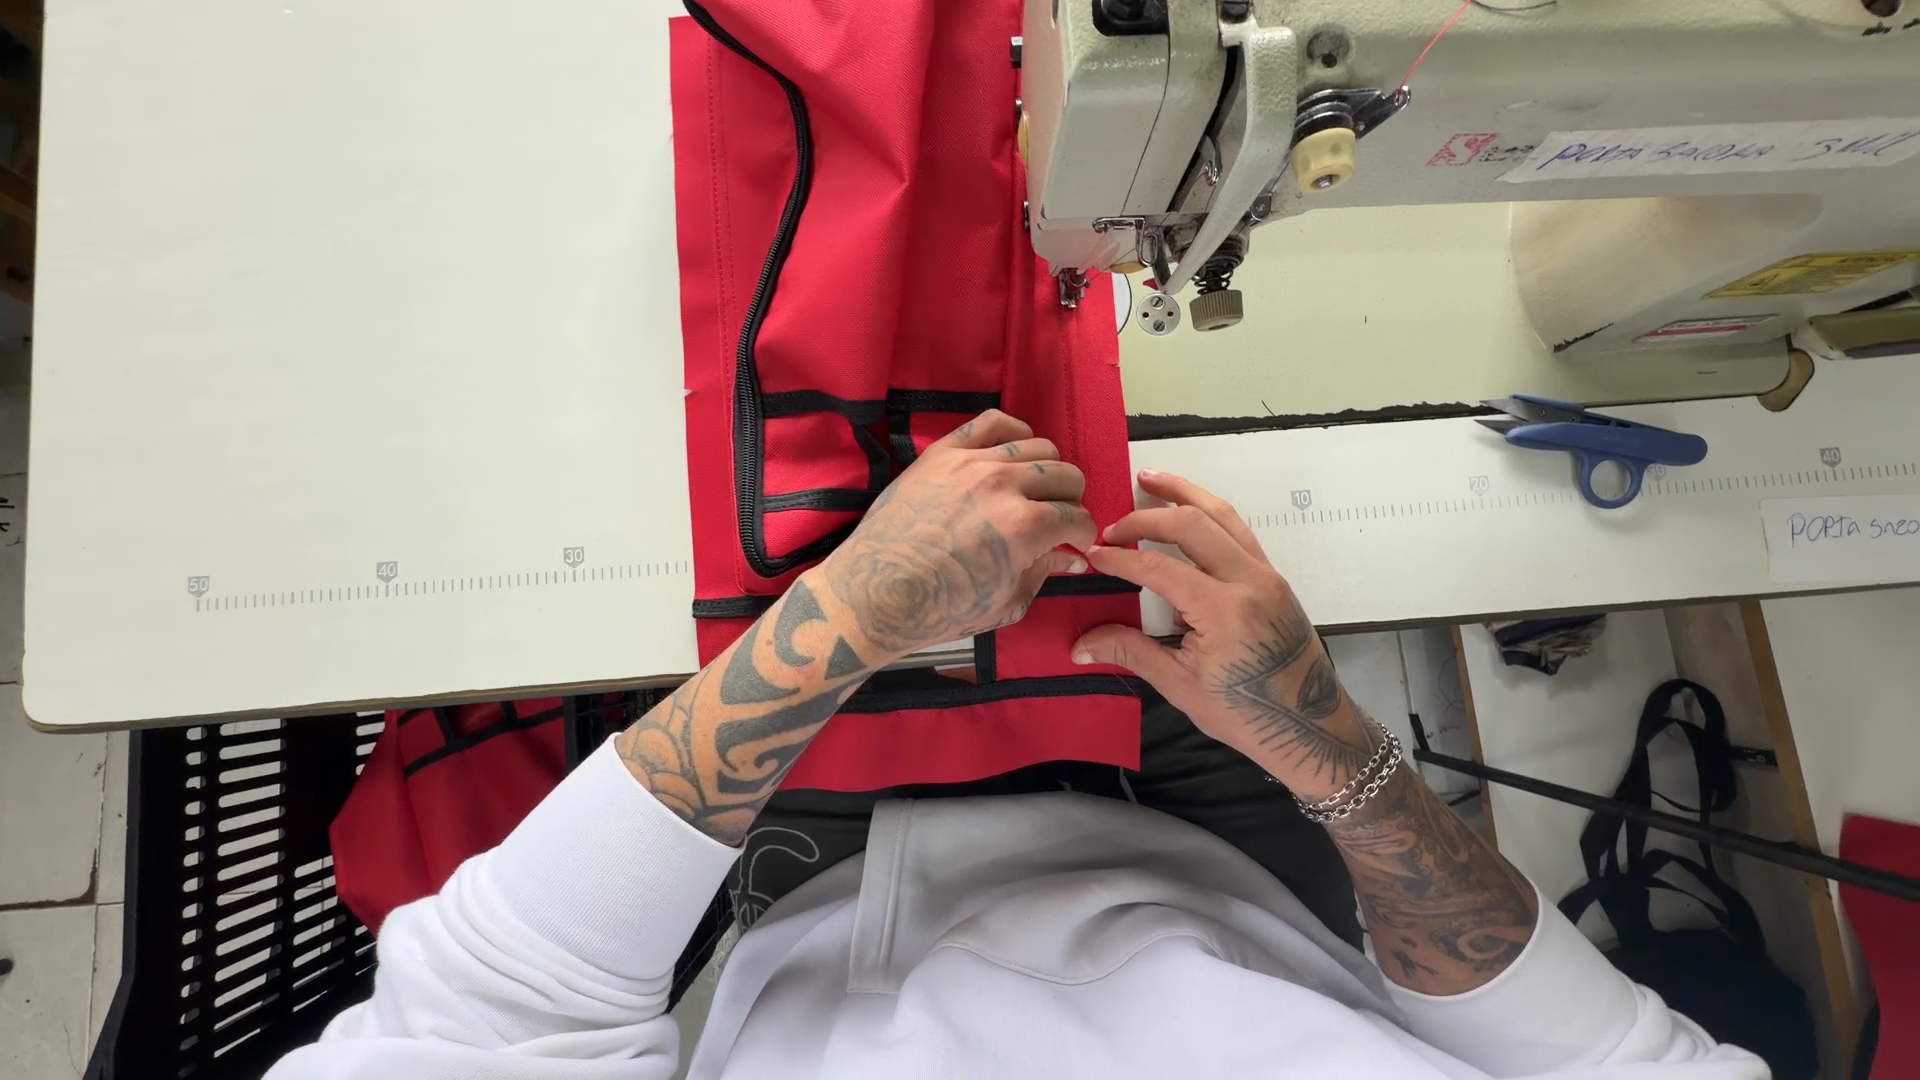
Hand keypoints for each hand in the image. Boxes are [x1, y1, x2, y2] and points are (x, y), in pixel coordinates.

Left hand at [819, 410, 1098, 660]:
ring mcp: (972, 463)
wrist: (875, 593)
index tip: (1076, 542)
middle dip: (1070, 501)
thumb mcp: (1004, 602)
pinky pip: (991, 422)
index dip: (1083, 534)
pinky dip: (1013, 431)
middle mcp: (1004, 486)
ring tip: (1035, 488)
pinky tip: (1014, 451)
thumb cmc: (938, 609)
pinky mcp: (943, 452)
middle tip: (1058, 518)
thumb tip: (1071, 558)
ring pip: (1037, 446)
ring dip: (1046, 469)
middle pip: (1065, 475)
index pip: (1077, 518)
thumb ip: (1043, 572)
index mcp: (1025, 528)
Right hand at [1070, 469, 1372, 801]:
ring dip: (1183, 493)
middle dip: (1146, 517)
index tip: (1092, 555)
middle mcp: (1250, 581)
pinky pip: (1238, 530)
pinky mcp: (1273, 577)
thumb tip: (1079, 645)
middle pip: (1192, 523)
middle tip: (1111, 526)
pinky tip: (1186, 511)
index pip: (1159, 566)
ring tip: (1149, 479)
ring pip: (1223, 514)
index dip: (1120, 558)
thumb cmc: (1245, 714)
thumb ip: (1130, 652)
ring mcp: (1267, 574)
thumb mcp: (1180, 687)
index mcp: (1224, 610)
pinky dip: (1207, 513)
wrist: (1312, 729)